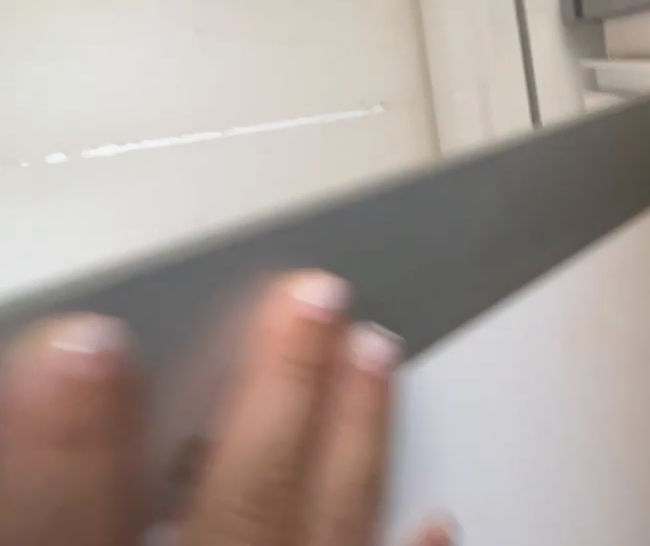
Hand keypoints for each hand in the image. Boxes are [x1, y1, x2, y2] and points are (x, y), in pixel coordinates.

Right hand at [0, 270, 453, 545]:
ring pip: (333, 528)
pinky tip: (438, 516)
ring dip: (358, 434)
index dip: (70, 438)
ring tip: (376, 347)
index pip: (53, 528)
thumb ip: (44, 523)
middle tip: (313, 296)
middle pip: (241, 501)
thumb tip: (57, 476)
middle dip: (281, 389)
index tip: (84, 341)